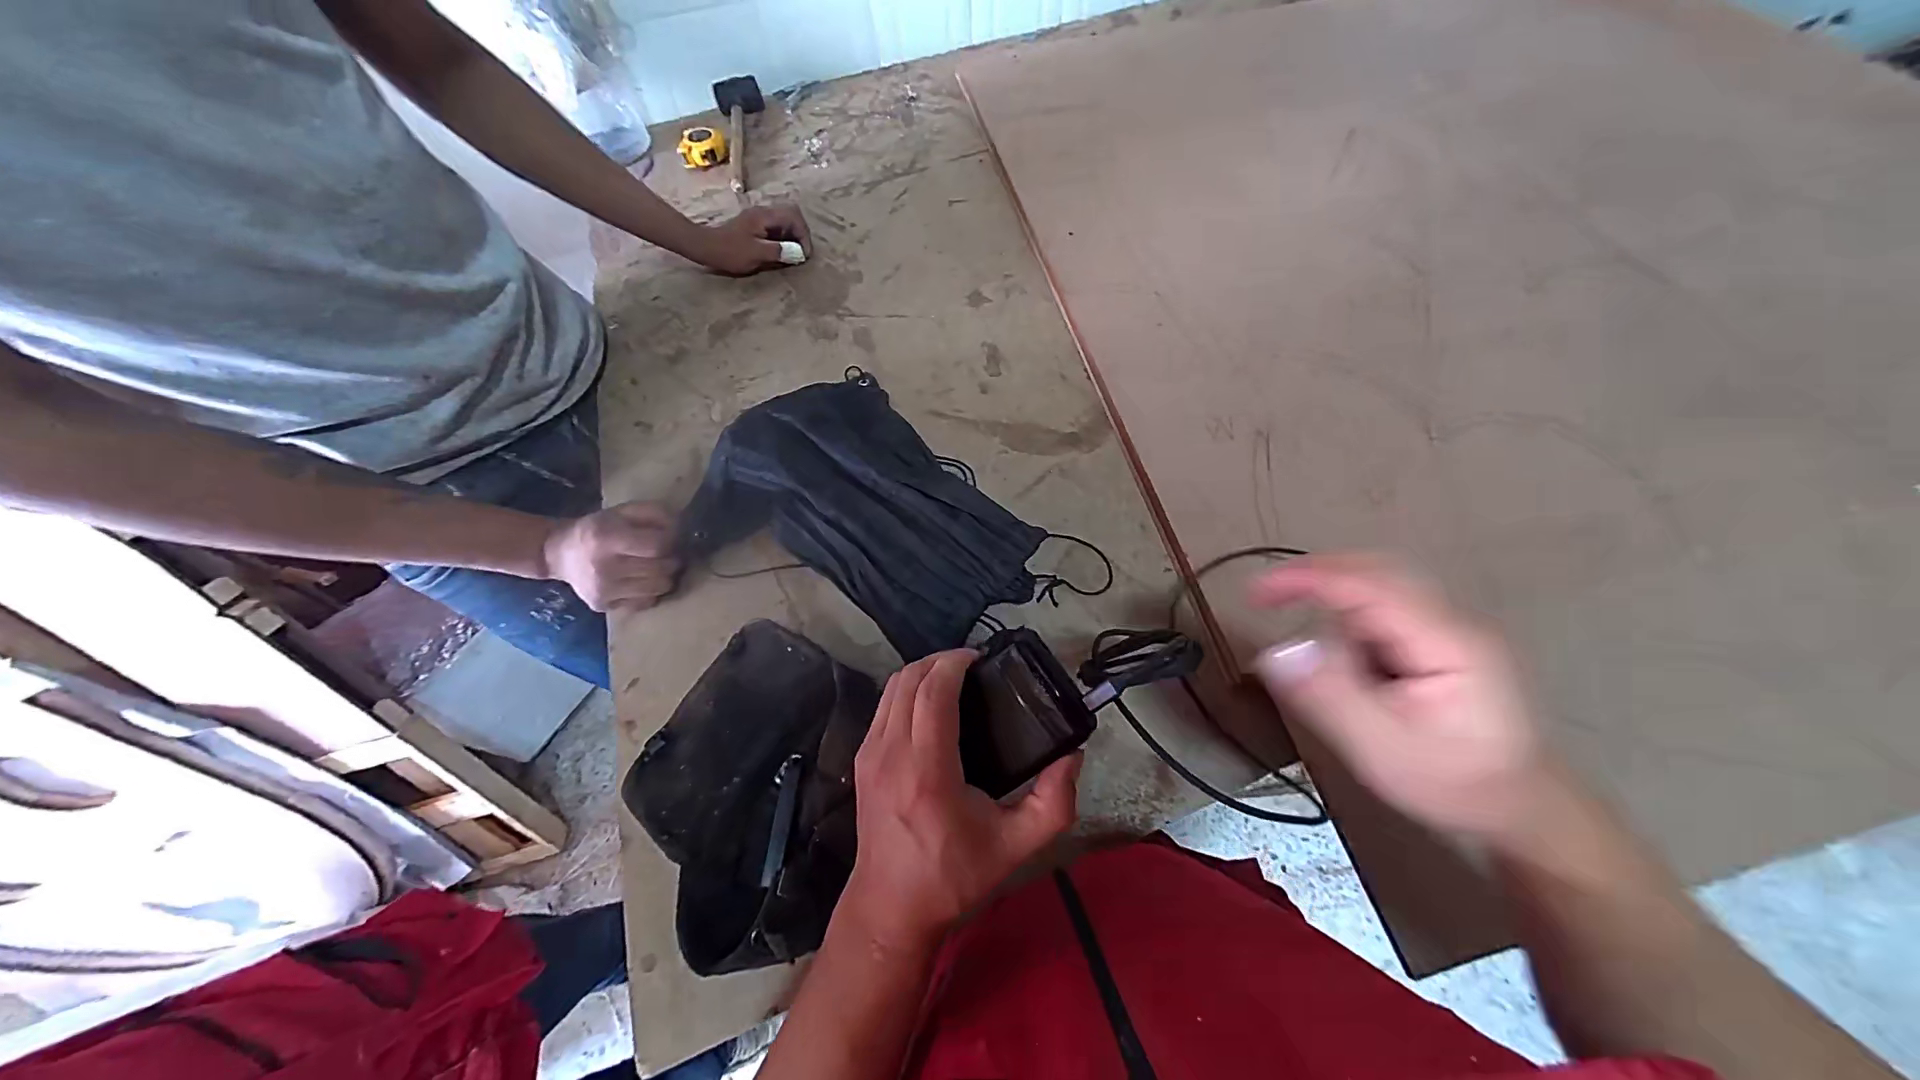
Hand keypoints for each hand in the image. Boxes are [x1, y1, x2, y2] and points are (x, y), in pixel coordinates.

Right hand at [540, 501, 679, 611]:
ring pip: (659, 587)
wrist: (560, 554)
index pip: (657, 545)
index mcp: (606, 537)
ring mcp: (604, 590)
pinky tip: (642, 580)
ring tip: (656, 567)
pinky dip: (651, 591)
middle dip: (671, 559)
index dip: (670, 541)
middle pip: (661, 568)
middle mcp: (604, 567)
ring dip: (665, 576)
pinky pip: (646, 601)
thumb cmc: (598, 529)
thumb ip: (654, 513)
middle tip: (666, 554)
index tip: (668, 538)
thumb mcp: (623, 512)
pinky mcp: (604, 606)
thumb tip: (680, 527)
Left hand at [694, 203, 813, 275]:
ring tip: (793, 254)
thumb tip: (799, 253)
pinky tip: (782, 251)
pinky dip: (784, 238)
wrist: (706, 247)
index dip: (803, 235)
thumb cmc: (730, 251)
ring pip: (785, 221)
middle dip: (800, 233)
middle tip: (801, 252)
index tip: (804, 254)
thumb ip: (779, 251)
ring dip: (793, 236)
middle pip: (792, 215)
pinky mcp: (755, 225)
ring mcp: (759, 218)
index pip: (794, 217)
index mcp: (765, 216)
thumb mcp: (756, 254)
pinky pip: (776, 227)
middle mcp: (763, 212)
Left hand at [841, 650, 1080, 950]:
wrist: (891, 907)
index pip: (933, 690)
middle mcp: (891, 751)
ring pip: (891, 687)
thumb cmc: (954, 875)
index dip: (956, 662)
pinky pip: (882, 706)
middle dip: (941, 660)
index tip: (983, 658)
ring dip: (922, 673)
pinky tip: (929, 704)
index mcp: (927, 768)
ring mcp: (870, 753)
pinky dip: (905, 691)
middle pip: (909, 678)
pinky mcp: (861, 760)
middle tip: (974, 666)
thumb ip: (1054, 803)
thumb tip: (1072, 757)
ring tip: (954, 679)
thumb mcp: (1015, 846)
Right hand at [1249, 555, 1549, 842]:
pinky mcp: (1438, 641)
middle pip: (1376, 570)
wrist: (1520, 808)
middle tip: (1266, 597)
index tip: (1257, 591)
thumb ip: (1329, 695)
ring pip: (1379, 587)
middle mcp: (1451, 623)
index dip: (1308, 578)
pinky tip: (1341, 657)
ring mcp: (1448, 629)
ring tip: (1307, 644)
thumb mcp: (1382, 748)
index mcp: (1446, 642)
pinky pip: (1384, 609)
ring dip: (1332, 602)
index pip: (1369, 585)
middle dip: (1316, 576)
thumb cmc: (1454, 784)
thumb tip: (1277, 650)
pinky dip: (1347, 617)